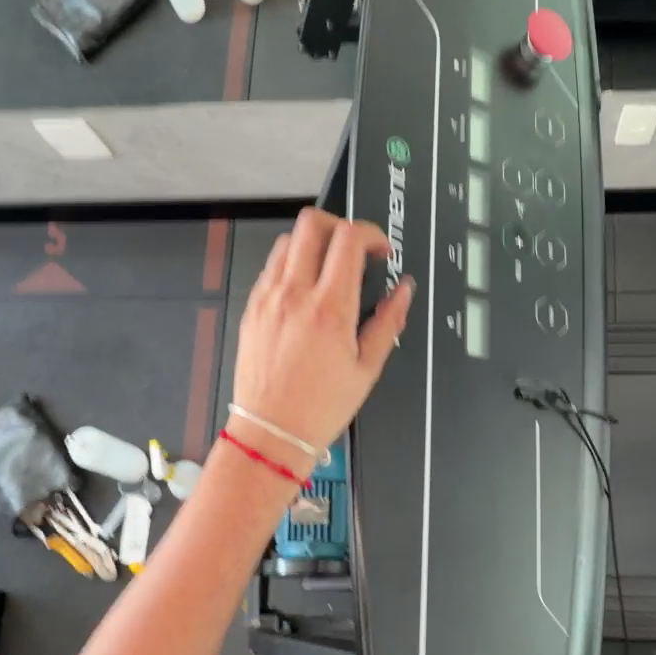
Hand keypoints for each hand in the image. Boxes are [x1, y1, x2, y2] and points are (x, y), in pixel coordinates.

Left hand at [227, 209, 413, 466]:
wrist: (272, 431)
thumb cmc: (317, 408)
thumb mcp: (367, 368)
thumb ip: (388, 322)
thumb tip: (403, 292)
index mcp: (329, 309)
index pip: (349, 239)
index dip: (371, 234)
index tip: (380, 250)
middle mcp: (295, 295)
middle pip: (313, 223)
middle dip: (341, 225)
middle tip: (355, 247)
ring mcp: (268, 299)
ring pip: (288, 240)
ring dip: (314, 243)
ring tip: (329, 269)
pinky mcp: (252, 308)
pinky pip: (271, 267)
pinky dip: (292, 265)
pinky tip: (305, 290)